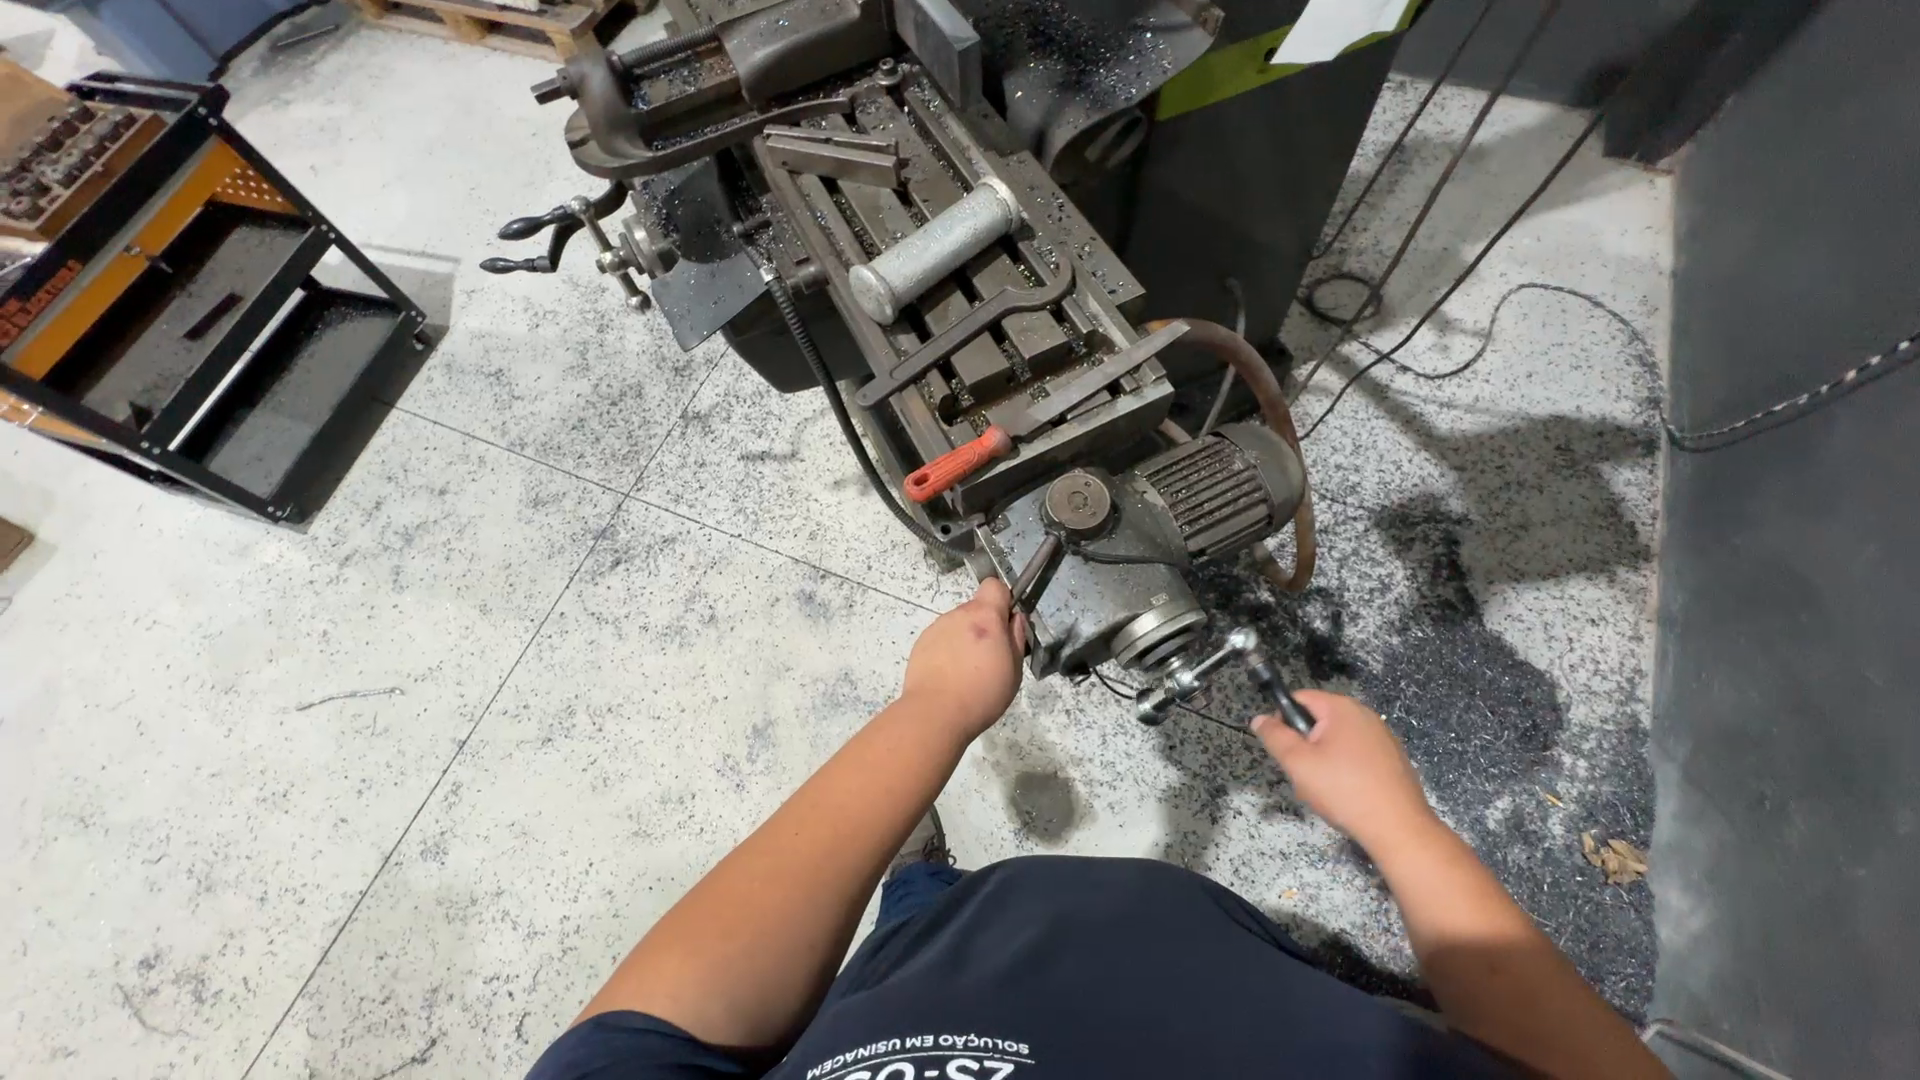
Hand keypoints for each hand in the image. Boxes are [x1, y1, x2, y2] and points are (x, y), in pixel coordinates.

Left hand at [900, 579, 1027, 739]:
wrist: (935, 713)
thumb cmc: (982, 694)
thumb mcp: (1014, 670)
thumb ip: (1016, 638)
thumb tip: (1015, 619)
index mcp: (985, 616)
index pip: (995, 585)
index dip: (1002, 601)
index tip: (1005, 625)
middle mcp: (958, 615)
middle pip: (975, 609)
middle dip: (984, 626)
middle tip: (989, 658)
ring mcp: (936, 627)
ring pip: (957, 624)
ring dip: (964, 639)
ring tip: (967, 672)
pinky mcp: (920, 643)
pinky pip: (941, 639)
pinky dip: (947, 651)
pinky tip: (949, 676)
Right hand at [1252, 690, 1438, 851]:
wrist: (1398, 829)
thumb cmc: (1343, 790)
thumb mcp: (1297, 763)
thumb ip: (1274, 736)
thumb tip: (1260, 719)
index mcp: (1342, 708)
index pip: (1300, 699)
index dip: (1283, 720)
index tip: (1283, 749)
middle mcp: (1365, 715)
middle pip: (1319, 720)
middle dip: (1305, 745)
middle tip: (1303, 774)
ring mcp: (1383, 737)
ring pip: (1337, 740)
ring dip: (1324, 759)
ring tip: (1325, 789)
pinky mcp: (1394, 759)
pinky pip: (1357, 755)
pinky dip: (1346, 769)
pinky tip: (1347, 794)